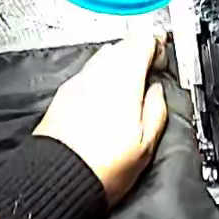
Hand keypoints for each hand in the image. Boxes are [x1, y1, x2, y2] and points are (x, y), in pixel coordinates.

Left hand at [32, 32, 167, 205]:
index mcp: (124, 77)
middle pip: (123, 45)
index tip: (162, 59)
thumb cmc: (102, 165)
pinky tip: (104, 105)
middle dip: (138, 56)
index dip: (157, 45)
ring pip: (103, 58)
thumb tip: (157, 92)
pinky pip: (88, 75)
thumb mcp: (146, 144)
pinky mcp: (64, 93)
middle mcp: (99, 72)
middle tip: (147, 78)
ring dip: (118, 68)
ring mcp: (78, 81)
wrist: (57, 179)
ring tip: (126, 95)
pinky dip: (99, 81)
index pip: (143, 40)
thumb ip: (157, 109)